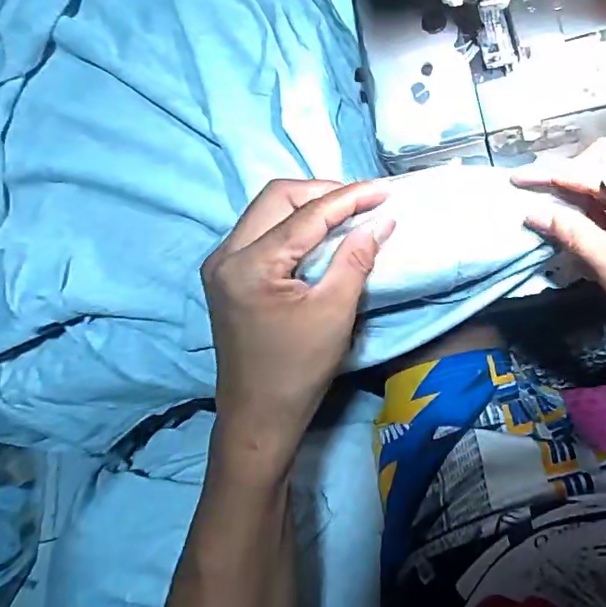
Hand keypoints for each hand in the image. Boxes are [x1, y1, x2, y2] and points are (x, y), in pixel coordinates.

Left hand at [202, 179, 394, 478]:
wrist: (258, 417)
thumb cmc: (298, 370)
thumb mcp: (335, 312)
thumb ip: (356, 258)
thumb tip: (381, 220)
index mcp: (248, 264)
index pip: (305, 215)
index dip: (349, 197)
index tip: (384, 189)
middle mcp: (225, 254)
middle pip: (277, 197)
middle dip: (323, 192)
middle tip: (364, 200)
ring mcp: (221, 264)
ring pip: (267, 210)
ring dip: (308, 205)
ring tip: (348, 212)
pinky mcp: (226, 275)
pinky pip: (262, 231)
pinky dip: (294, 225)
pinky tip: (321, 233)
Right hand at [512, 138, 605, 357]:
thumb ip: (575, 235)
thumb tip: (535, 212)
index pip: (602, 173)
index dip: (557, 175)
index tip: (521, 179)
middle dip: (570, 174)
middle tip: (541, 197)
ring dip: (583, 185)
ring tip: (559, 208)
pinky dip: (597, 197)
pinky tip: (583, 217)